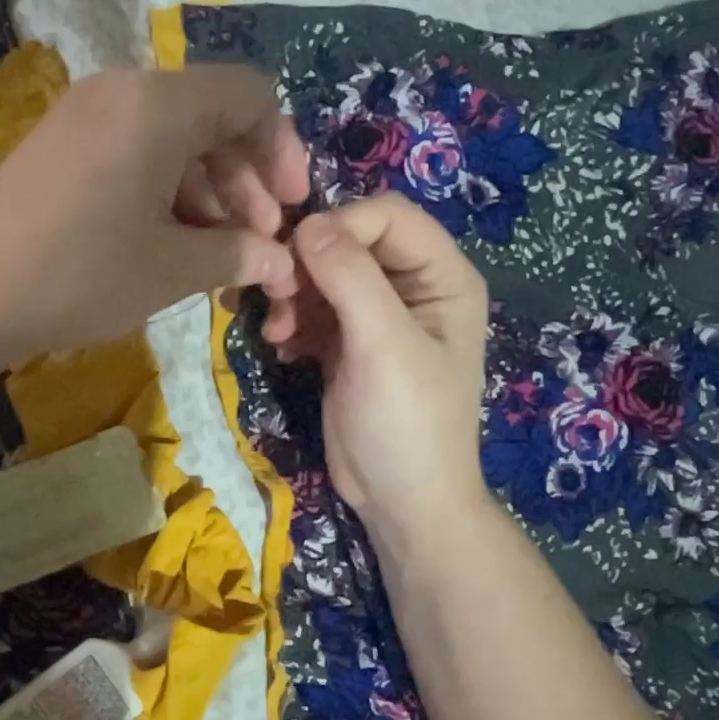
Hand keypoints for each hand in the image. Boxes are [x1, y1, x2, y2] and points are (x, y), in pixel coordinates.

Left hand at [0, 67, 308, 363]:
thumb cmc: (81, 276)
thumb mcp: (171, 269)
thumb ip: (236, 255)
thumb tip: (279, 261)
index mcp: (158, 104)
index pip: (250, 96)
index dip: (283, 151)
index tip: (291, 211)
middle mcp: (121, 93)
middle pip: (210, 118)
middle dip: (245, 183)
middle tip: (256, 246)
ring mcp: (83, 118)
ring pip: (170, 142)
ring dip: (206, 197)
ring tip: (216, 259)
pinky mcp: (58, 149)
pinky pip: (131, 156)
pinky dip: (162, 195)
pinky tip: (169, 248)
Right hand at [261, 193, 491, 529]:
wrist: (402, 502)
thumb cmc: (408, 424)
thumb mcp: (384, 347)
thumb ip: (350, 279)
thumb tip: (307, 224)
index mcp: (442, 278)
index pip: (388, 217)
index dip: (340, 225)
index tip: (293, 257)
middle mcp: (411, 289)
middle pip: (350, 242)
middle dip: (308, 263)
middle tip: (276, 297)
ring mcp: (375, 319)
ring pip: (323, 276)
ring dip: (292, 295)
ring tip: (276, 331)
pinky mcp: (345, 346)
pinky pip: (311, 311)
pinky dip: (291, 321)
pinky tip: (280, 345)